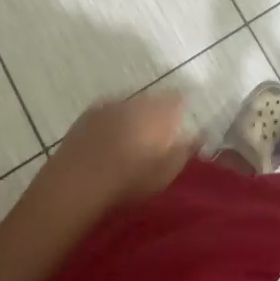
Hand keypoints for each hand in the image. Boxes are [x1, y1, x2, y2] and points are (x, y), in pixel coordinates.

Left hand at [47, 92, 197, 209]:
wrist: (79, 181)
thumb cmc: (130, 180)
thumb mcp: (166, 172)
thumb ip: (185, 150)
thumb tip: (200, 135)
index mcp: (159, 112)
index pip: (177, 99)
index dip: (181, 107)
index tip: (181, 120)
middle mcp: (136, 101)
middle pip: (153, 100)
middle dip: (157, 112)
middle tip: (158, 134)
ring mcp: (110, 105)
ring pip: (130, 104)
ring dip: (134, 115)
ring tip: (133, 137)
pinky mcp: (88, 114)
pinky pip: (108, 111)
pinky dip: (113, 120)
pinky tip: (109, 137)